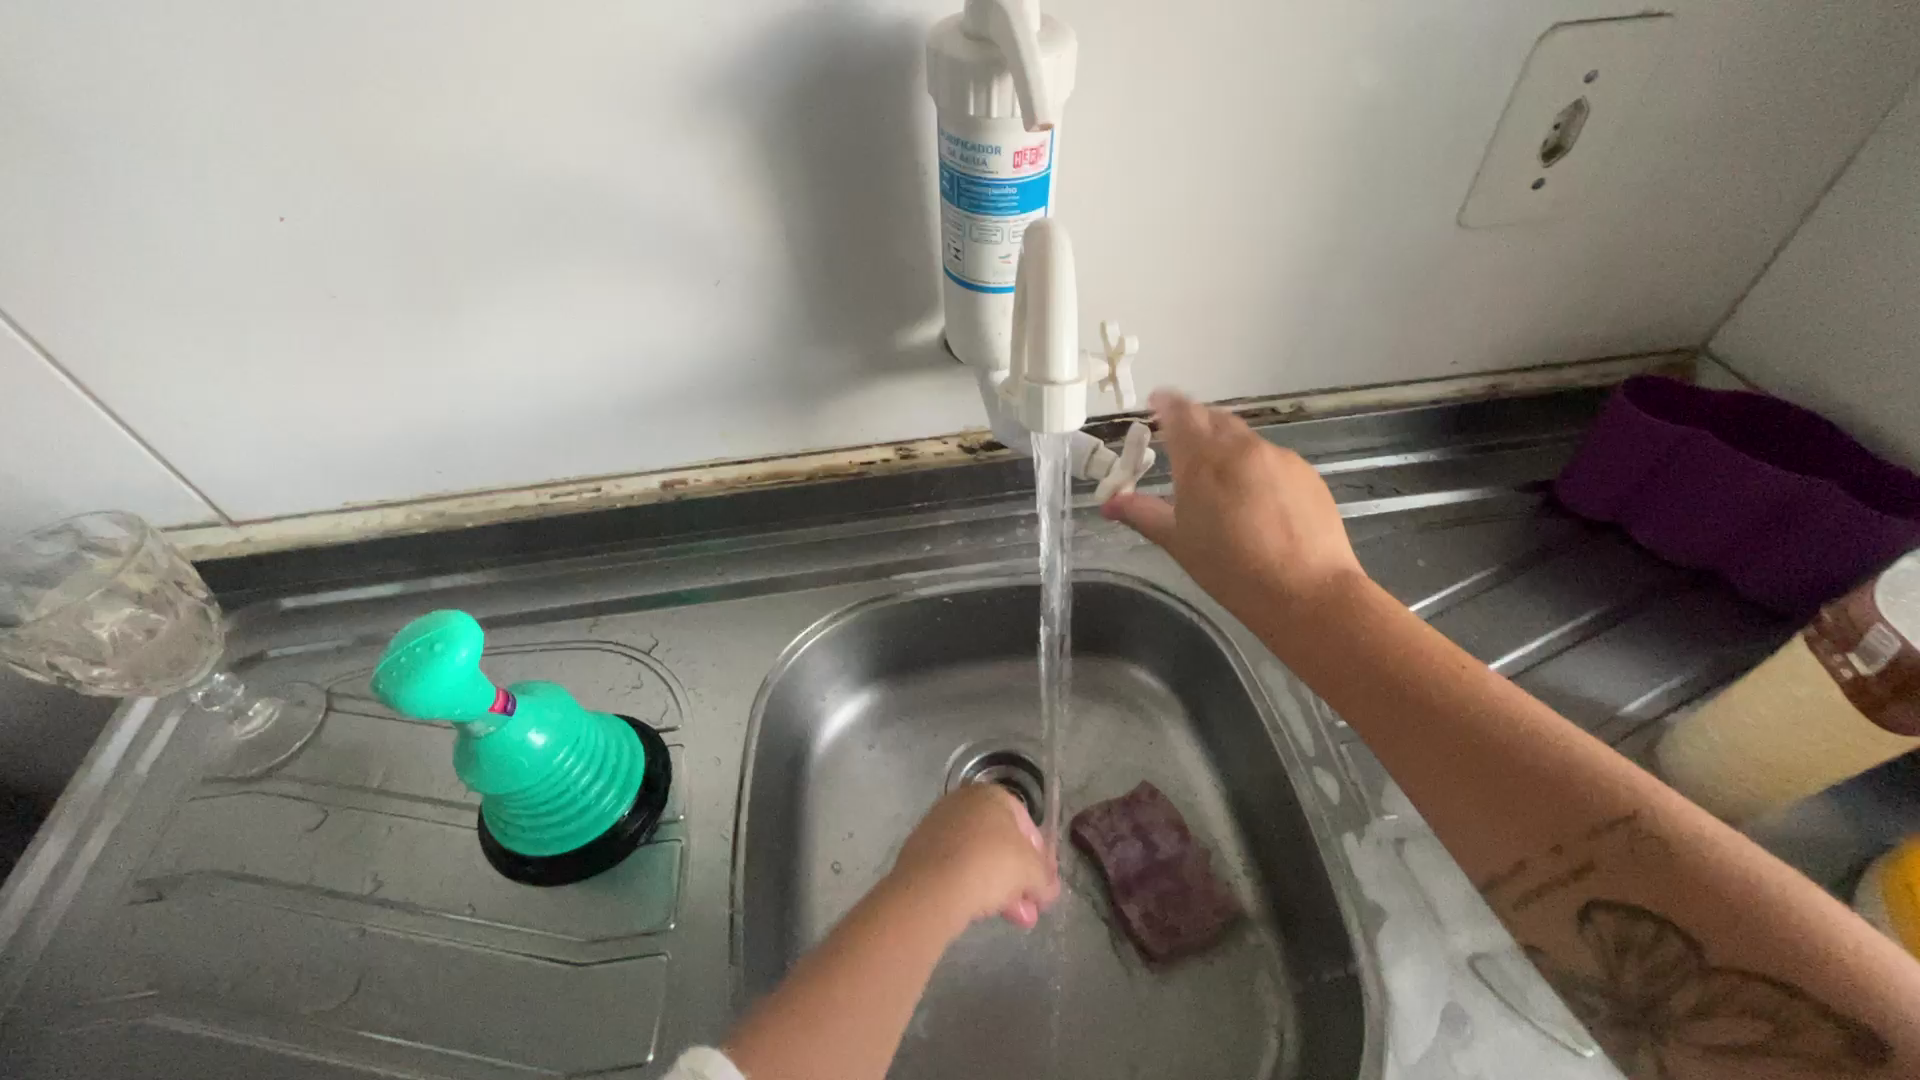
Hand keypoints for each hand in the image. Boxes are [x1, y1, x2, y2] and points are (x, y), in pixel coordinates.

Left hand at [888, 785, 1060, 930]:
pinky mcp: (922, 853)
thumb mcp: (1032, 872)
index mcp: (991, 795)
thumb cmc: (990, 864)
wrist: (932, 887)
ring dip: (1003, 889)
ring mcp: (939, 827)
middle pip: (1001, 843)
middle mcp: (963, 804)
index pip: (1026, 823)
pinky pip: (957, 869)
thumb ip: (1045, 879)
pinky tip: (986, 912)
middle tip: (1033, 906)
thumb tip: (1048, 889)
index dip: (1041, 855)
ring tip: (1018, 920)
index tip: (1046, 882)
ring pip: (980, 859)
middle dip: (1021, 878)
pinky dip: (974, 887)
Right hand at [1102, 389, 1364, 618]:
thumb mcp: (1178, 542)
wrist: (1306, 592)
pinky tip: (1255, 501)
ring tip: (1218, 478)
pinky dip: (1253, 467)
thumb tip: (1109, 503)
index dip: (1166, 403)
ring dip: (1225, 446)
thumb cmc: (1230, 570)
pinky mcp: (1305, 473)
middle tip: (1180, 443)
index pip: (1180, 412)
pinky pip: (1271, 459)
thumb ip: (1142, 514)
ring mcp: (1278, 457)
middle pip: (1213, 418)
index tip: (1155, 403)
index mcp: (1203, 460)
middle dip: (1194, 423)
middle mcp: (1241, 448)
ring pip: (1244, 439)